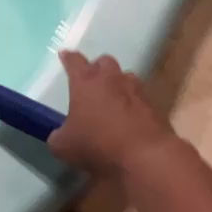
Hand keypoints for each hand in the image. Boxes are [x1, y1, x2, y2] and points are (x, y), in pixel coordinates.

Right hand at [49, 51, 179, 178]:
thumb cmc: (97, 144)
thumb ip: (58, 137)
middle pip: (103, 61)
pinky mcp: (153, 105)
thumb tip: (59, 135)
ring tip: (112, 99)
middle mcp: (111, 78)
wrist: (145, 156)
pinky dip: (133, 103)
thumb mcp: (64, 146)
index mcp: (85, 81)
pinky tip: (129, 118)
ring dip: (117, 83)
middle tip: (90, 81)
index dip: (68, 58)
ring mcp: (135, 89)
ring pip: (125, 76)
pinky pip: (139, 97)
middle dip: (96, 68)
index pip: (74, 60)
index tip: (64, 55)